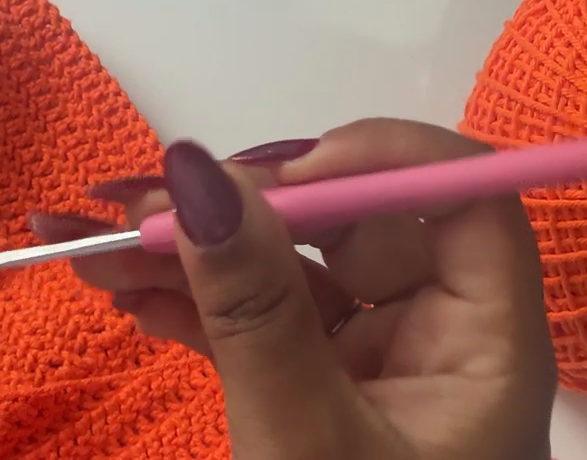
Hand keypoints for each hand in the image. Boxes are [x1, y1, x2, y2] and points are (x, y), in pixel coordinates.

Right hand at [60, 119, 556, 459]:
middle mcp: (441, 327)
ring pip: (296, 263)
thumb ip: (255, 306)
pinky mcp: (326, 380)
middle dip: (247, 207)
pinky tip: (132, 298)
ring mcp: (379, 354)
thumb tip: (196, 171)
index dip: (384, 155)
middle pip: (357, 219)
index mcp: (487, 336)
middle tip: (140, 208)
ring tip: (99, 250)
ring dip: (201, 253)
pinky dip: (201, 303)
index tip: (281, 170)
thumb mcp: (304, 450)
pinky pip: (266, 315)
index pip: (466, 193)